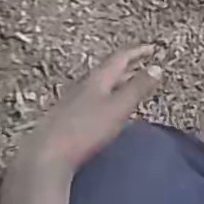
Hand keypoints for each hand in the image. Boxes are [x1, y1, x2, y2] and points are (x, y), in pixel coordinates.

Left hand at [12, 45, 164, 184]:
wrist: (47, 155)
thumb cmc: (84, 130)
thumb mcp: (118, 108)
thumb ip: (137, 88)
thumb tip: (156, 68)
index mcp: (97, 80)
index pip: (119, 59)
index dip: (137, 52)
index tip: (151, 48)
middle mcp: (84, 87)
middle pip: (109, 71)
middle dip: (128, 67)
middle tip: (143, 65)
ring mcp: (73, 103)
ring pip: (101, 86)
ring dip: (118, 82)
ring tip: (130, 85)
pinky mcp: (67, 119)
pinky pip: (93, 100)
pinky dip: (108, 97)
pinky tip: (109, 110)